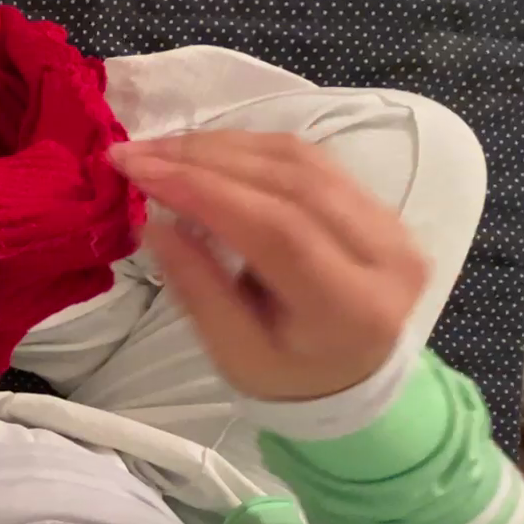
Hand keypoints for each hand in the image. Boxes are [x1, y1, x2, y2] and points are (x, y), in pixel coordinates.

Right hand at [110, 132, 426, 401]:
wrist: (347, 378)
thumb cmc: (282, 374)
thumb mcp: (230, 350)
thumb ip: (196, 285)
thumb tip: (151, 222)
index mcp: (350, 306)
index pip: (276, 229)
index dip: (202, 191)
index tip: (137, 172)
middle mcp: (385, 251)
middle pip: (289, 181)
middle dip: (201, 159)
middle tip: (133, 153)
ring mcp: (390, 219)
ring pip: (298, 158)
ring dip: (219, 145)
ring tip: (158, 149)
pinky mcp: (377, 200)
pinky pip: (307, 157)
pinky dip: (246, 146)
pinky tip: (200, 151)